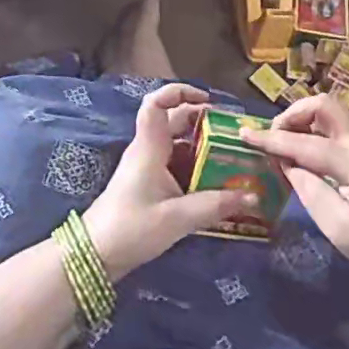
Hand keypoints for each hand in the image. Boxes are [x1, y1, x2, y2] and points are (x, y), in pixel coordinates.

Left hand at [80, 83, 258, 279]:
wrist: (95, 255)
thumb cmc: (131, 228)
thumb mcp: (177, 218)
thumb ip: (216, 205)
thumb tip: (253, 196)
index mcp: (149, 147)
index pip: (157, 103)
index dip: (180, 92)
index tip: (208, 101)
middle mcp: (148, 151)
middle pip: (174, 120)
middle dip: (203, 120)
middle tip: (232, 132)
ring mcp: (147, 167)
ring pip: (177, 144)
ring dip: (202, 145)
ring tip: (232, 156)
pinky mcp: (149, 185)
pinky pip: (176, 164)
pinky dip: (196, 166)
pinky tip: (216, 181)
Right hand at [239, 94, 348, 286]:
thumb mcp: (337, 225)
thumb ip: (308, 188)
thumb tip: (287, 164)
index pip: (304, 142)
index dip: (271, 139)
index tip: (243, 134)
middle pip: (324, 105)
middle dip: (292, 114)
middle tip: (271, 137)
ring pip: (333, 111)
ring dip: (304, 119)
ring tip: (283, 143)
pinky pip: (339, 125)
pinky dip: (317, 128)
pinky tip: (303, 149)